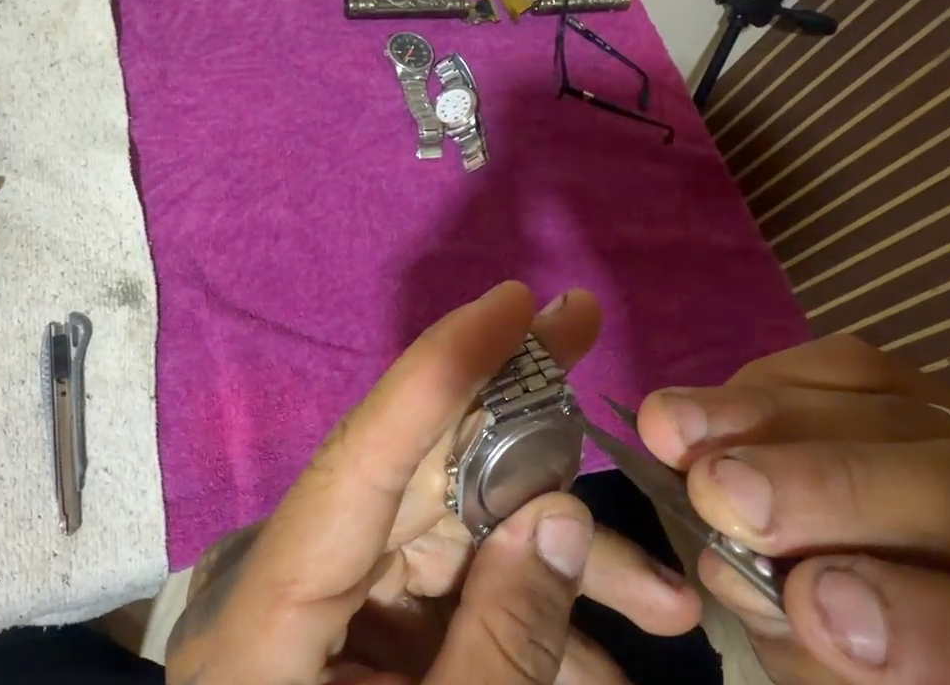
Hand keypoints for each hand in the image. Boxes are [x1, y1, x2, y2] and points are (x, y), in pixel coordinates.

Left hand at [165, 281, 701, 684]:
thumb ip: (497, 643)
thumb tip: (554, 521)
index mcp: (278, 603)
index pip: (366, 452)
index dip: (443, 366)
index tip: (514, 301)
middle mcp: (307, 582)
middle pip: (424, 476)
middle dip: (526, 428)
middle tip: (590, 340)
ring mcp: (340, 612)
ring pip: (458, 542)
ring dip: (560, 565)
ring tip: (671, 606)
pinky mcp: (370, 642)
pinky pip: (459, 602)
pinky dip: (533, 624)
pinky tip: (608, 671)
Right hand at [634, 334, 949, 683]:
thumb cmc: (943, 683)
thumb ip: (849, 667)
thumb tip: (761, 581)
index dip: (936, 625)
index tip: (810, 601)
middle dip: (839, 485)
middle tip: (719, 492)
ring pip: (922, 410)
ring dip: (778, 415)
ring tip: (674, 428)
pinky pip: (872, 369)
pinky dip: (781, 382)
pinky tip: (714, 403)